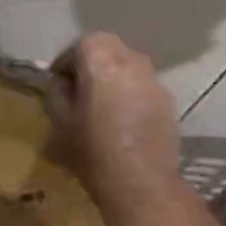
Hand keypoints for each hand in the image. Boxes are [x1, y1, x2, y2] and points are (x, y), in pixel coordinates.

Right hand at [47, 33, 181, 199]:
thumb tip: (62, 85)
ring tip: (101, 106)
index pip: (84, 42)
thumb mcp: (59, 124)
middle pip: (110, 49)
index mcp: (102, 63)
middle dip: (92, 64)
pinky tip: (122, 122)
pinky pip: (143, 87)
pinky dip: (130, 94)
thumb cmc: (92, 152)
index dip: (68, 59)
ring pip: (129, 67)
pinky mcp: (168, 102)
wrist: (140, 183)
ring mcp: (154, 82)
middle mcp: (132, 63)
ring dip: (113, 78)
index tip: (58, 81)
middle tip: (79, 89)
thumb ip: (57, 95)